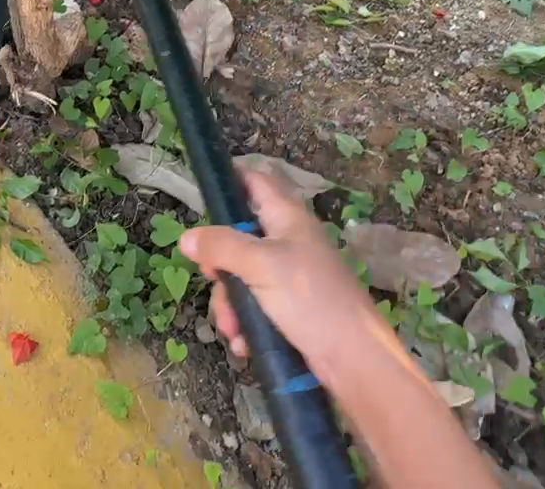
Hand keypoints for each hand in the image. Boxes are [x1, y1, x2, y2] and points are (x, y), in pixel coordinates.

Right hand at [179, 167, 381, 363]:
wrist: (358, 364)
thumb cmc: (312, 300)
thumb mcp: (260, 265)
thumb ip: (220, 246)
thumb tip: (186, 238)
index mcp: (286, 217)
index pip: (255, 181)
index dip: (229, 181)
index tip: (202, 200)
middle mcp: (287, 241)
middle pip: (238, 235)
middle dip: (218, 262)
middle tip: (211, 276)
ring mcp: (289, 276)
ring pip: (241, 275)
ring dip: (230, 301)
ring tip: (232, 328)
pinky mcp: (289, 308)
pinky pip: (254, 304)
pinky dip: (244, 321)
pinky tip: (243, 342)